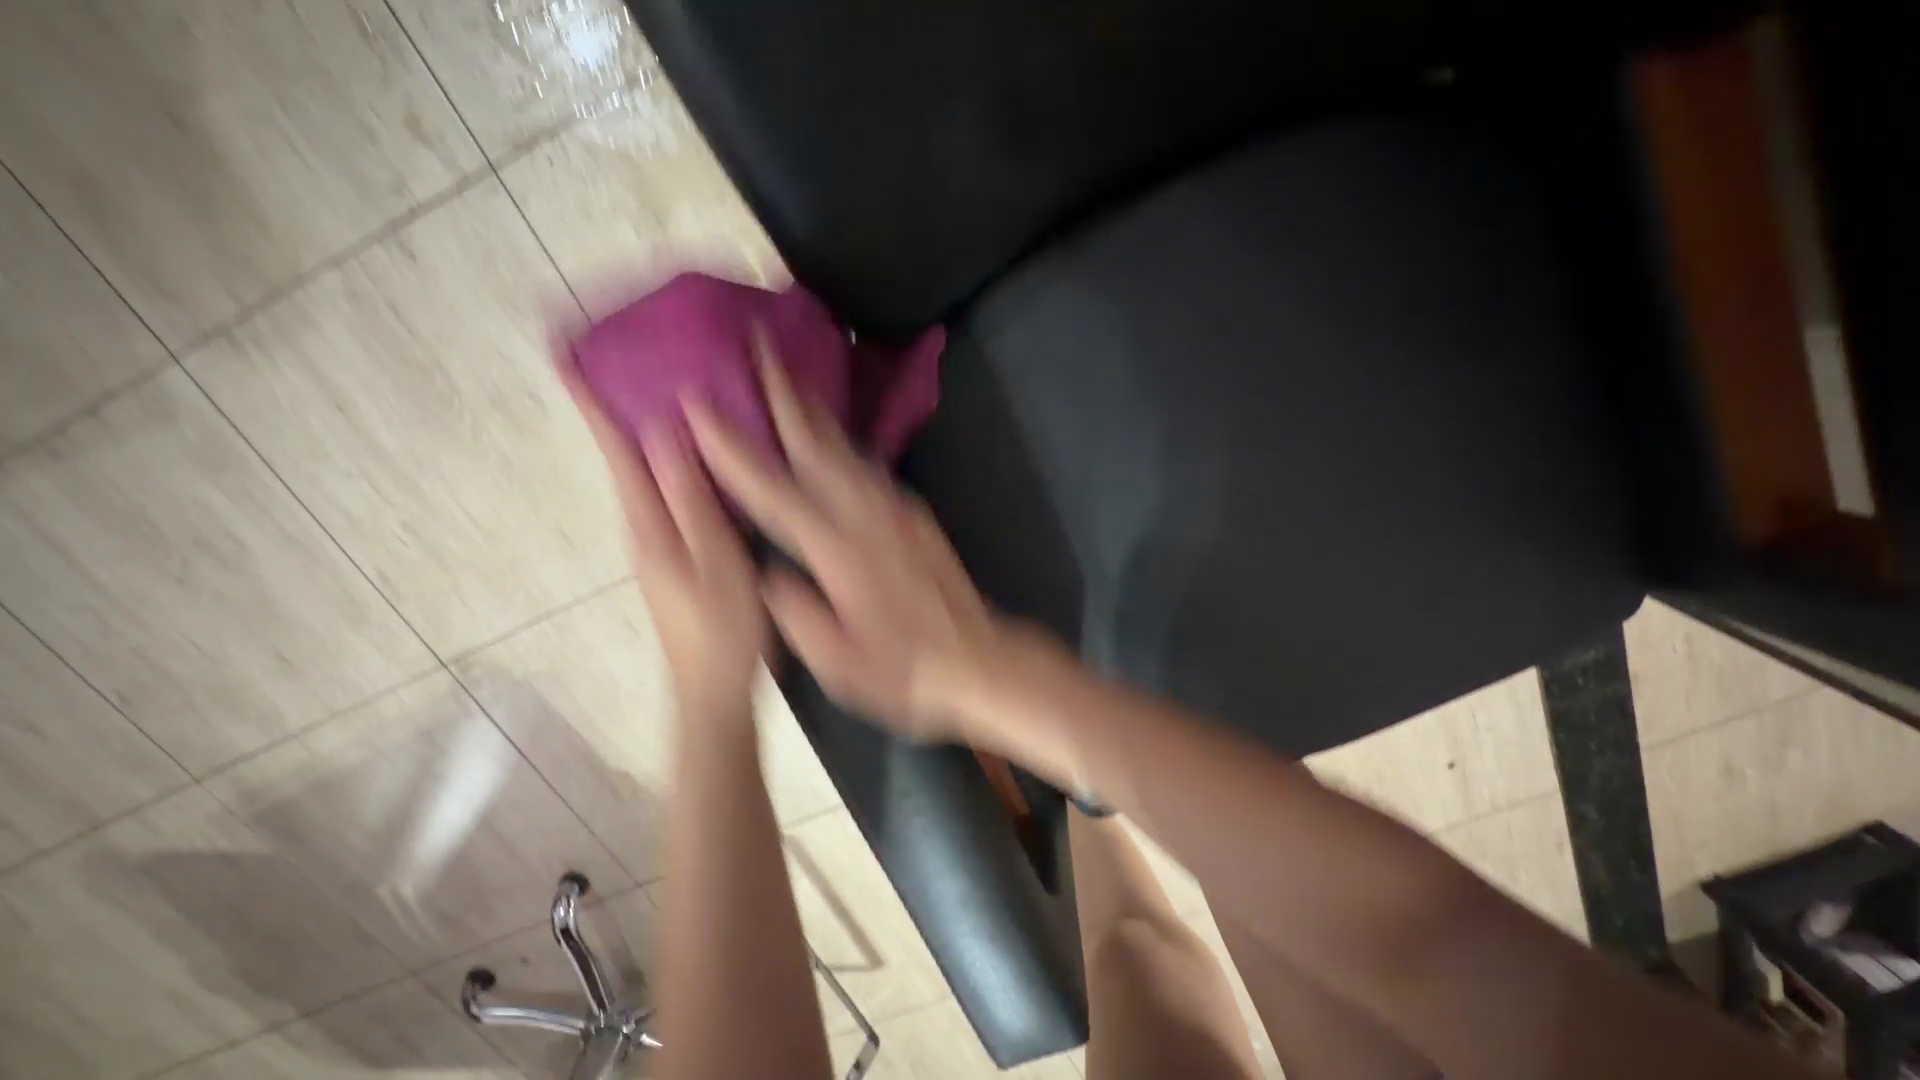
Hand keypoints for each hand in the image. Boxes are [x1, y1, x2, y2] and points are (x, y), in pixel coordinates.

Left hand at [561, 360, 765, 713]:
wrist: (712, 694)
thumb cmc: (721, 630)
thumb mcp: (715, 561)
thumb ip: (691, 499)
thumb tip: (663, 432)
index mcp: (649, 524)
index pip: (617, 451)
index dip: (593, 404)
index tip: (565, 356)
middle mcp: (643, 528)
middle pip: (626, 458)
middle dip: (618, 409)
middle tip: (631, 359)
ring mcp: (657, 546)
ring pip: (647, 477)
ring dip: (648, 434)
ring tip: (669, 392)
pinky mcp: (675, 558)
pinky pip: (667, 496)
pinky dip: (672, 466)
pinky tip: (700, 458)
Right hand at [683, 333, 1005, 741]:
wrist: (979, 659)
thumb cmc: (904, 670)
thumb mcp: (838, 661)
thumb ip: (796, 611)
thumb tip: (766, 572)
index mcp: (835, 549)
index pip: (770, 489)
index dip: (730, 448)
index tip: (697, 406)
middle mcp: (863, 514)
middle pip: (813, 443)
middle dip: (781, 391)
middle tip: (757, 343)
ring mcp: (892, 508)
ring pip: (843, 446)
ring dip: (812, 408)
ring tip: (785, 374)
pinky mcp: (911, 513)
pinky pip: (865, 463)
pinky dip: (840, 440)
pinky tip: (829, 436)